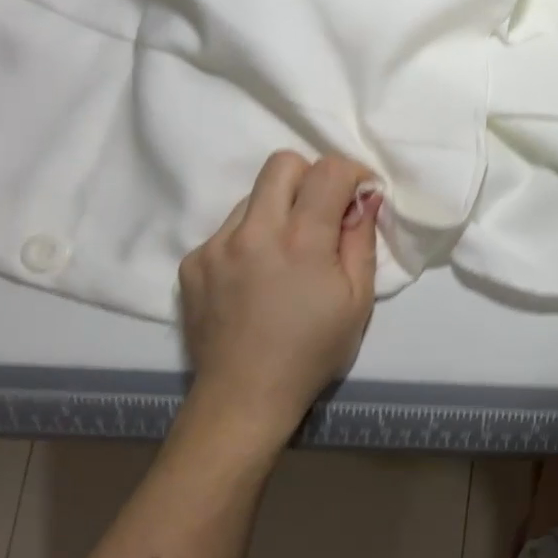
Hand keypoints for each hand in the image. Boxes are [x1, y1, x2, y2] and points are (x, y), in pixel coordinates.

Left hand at [178, 151, 380, 445]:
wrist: (245, 393)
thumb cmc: (313, 351)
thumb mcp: (357, 301)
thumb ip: (360, 242)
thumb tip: (364, 200)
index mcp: (302, 242)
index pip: (326, 171)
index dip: (352, 173)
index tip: (362, 194)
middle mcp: (254, 232)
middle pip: (282, 164)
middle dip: (312, 177)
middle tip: (325, 213)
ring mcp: (216, 245)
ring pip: (253, 197)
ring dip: (280, 210)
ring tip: (289, 255)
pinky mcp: (193, 261)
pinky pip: (228, 229)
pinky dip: (252, 239)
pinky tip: (259, 277)